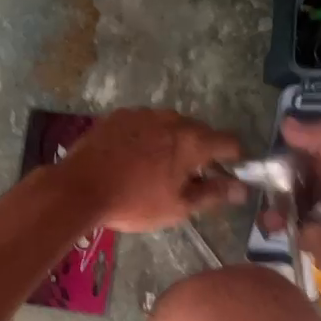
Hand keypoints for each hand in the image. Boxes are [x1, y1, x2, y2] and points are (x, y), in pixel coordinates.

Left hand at [57, 109, 244, 232]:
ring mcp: (143, 113)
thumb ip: (213, 194)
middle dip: (201, 151)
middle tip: (189, 176)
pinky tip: (133, 157)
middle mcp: (172, 119)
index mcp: (193, 141)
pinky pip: (143, 124)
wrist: (79, 188)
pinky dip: (146, 137)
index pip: (230, 142)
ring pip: (170, 125)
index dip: (234, 158)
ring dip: (172, 141)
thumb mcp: (177, 206)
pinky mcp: (119, 115)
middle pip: (200, 131)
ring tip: (157, 167)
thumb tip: (241, 189)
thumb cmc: (133, 202)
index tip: (229, 172)